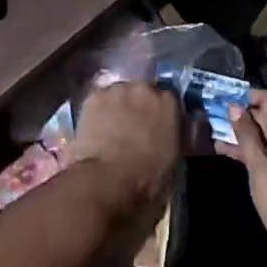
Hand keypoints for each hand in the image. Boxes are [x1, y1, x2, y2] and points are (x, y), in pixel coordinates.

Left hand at [69, 81, 181, 216]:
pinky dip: (98, 111)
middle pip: (141, 91)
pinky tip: (95, 127)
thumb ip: (170, 135)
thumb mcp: (172, 157)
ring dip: (117, 105)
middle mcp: (144, 88)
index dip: (161, 112)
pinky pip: (98, 100)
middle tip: (133, 126)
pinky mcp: (93, 97)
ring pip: (118, 93)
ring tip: (111, 127)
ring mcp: (117, 90)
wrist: (110, 179)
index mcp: (169, 102)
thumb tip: (163, 134)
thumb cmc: (148, 177)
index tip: (157, 125)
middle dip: (138, 105)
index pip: (168, 98)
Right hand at [219, 90, 266, 260]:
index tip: (221, 95)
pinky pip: (259, 152)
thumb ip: (246, 134)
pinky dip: (242, 149)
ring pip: (259, 134)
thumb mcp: (260, 165)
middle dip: (238, 110)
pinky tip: (219, 147)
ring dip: (237, 130)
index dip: (247, 94)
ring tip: (208, 125)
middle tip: (208, 108)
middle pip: (264, 115)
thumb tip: (233, 105)